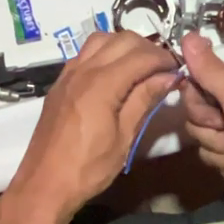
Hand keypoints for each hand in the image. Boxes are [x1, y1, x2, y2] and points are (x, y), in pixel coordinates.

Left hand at [7, 31, 180, 219]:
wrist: (44, 184)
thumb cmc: (88, 168)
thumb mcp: (124, 138)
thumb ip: (144, 101)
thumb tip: (169, 76)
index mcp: (101, 84)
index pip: (141, 56)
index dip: (164, 59)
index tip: (179, 71)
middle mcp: (83, 70)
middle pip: (122, 40)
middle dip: (148, 48)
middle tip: (163, 70)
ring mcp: (68, 74)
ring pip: (101, 40)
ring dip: (124, 46)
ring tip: (141, 68)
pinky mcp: (60, 83)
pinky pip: (85, 54)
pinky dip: (105, 53)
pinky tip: (115, 74)